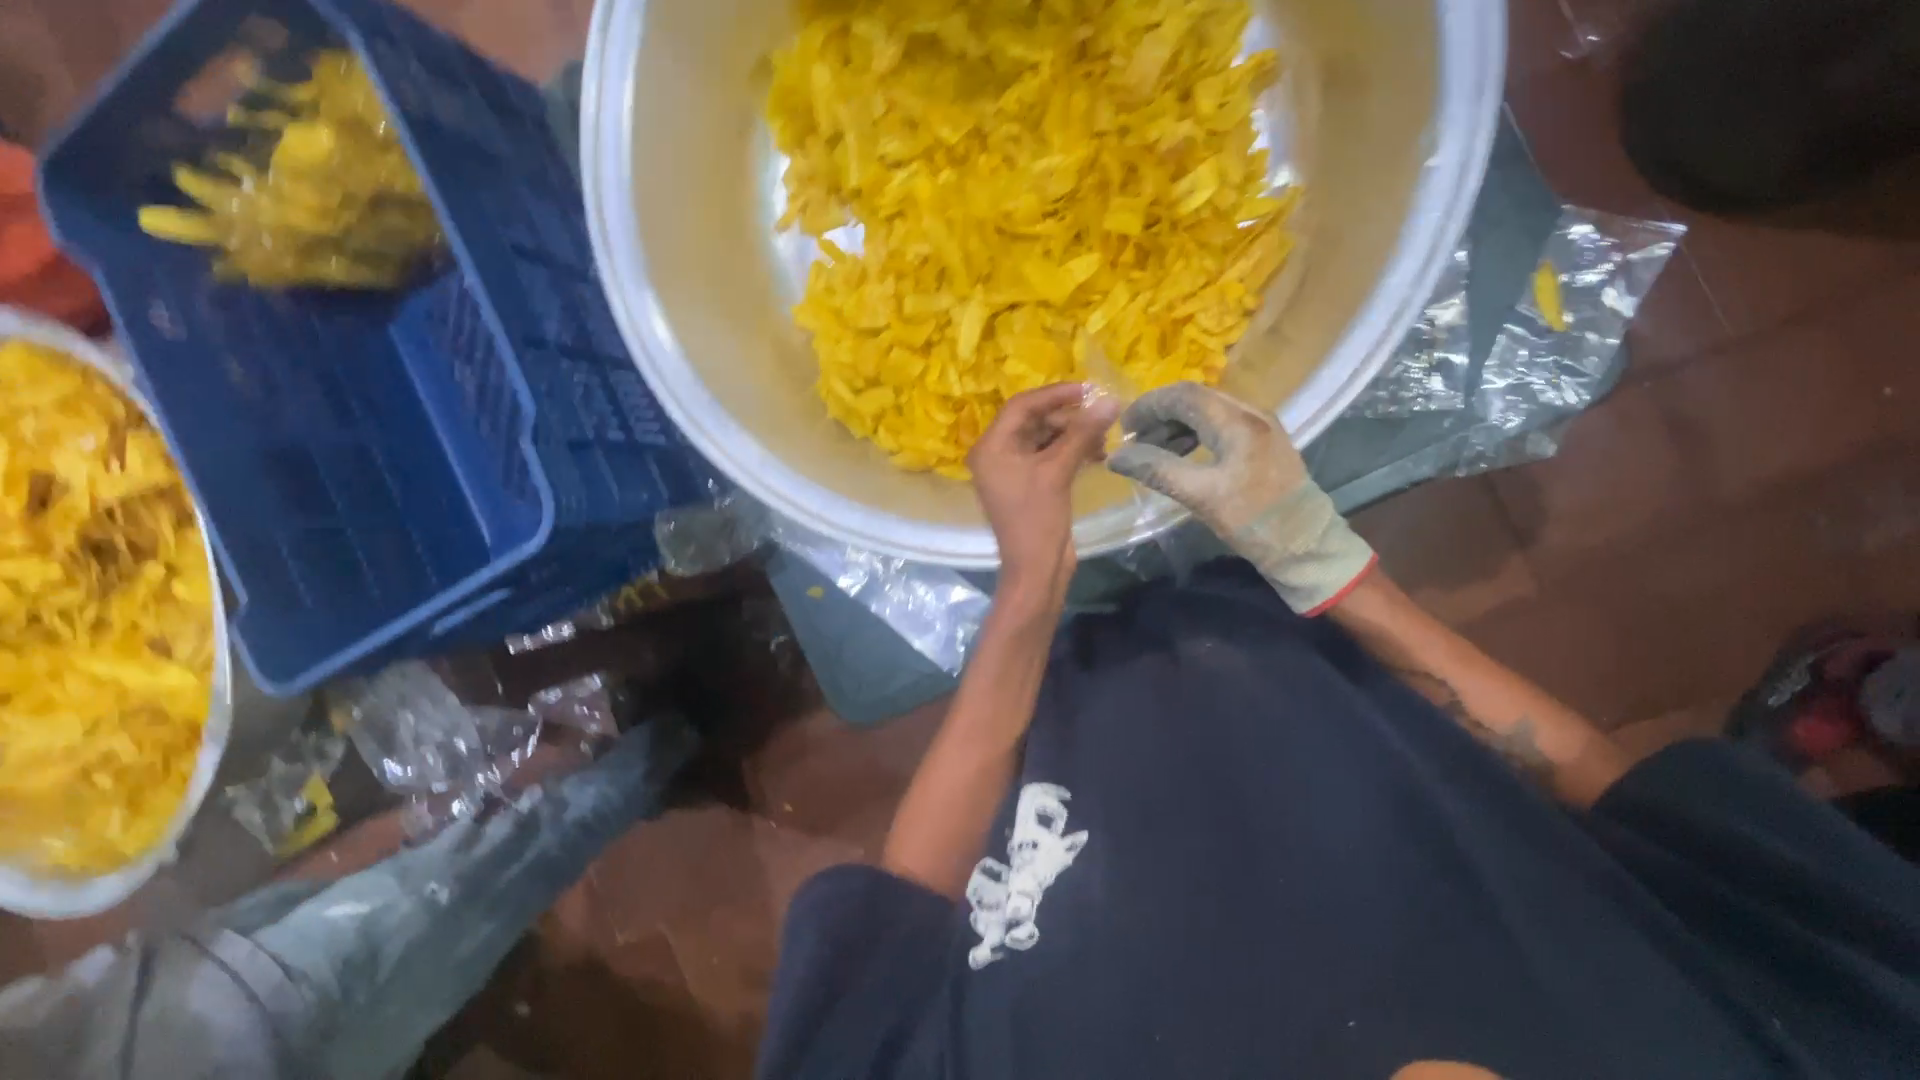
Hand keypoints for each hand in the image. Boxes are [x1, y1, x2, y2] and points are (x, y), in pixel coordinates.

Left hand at [968, 383, 1118, 611]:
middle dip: (1068, 418)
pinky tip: (1097, 454)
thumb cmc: (1038, 519)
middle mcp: (996, 454)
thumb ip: (1082, 433)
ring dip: (1074, 435)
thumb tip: (1110, 401)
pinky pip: (1049, 456)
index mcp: (991, 447)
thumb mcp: (1058, 471)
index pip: (1022, 406)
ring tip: (1104, 439)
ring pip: (1045, 438)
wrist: (1035, 568)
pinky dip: (1071, 451)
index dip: (1056, 394)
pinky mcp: (1029, 484)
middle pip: (1034, 421)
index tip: (1089, 390)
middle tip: (1101, 419)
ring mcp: (1012, 470)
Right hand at [1106, 381, 1374, 614]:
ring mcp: (1261, 426)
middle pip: (1195, 399)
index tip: (1123, 429)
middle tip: (1134, 442)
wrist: (1307, 547)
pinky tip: (1182, 457)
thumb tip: (1116, 456)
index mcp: (1238, 422)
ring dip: (1176, 426)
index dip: (1147, 407)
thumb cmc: (1254, 522)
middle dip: (1159, 416)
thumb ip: (1157, 469)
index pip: (1183, 395)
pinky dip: (1195, 435)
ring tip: (1154, 452)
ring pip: (1207, 411)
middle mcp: (1252, 413)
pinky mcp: (1264, 442)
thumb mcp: (1200, 496)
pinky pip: (1221, 425)